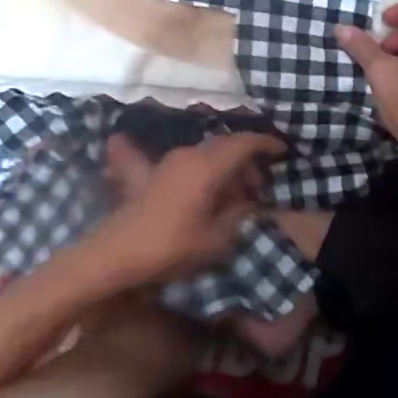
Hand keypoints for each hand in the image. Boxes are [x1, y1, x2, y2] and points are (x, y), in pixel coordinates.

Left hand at [84, 132, 286, 285]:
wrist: (115, 254)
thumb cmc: (170, 247)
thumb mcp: (216, 239)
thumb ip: (238, 216)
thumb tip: (248, 204)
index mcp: (207, 166)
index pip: (243, 143)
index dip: (266, 143)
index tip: (282, 151)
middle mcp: (189, 155)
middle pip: (226, 146)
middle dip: (247, 161)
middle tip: (260, 186)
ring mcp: (170, 162)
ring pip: (209, 153)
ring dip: (227, 168)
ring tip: (237, 197)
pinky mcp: (156, 173)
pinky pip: (193, 162)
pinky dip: (209, 172)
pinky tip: (213, 196)